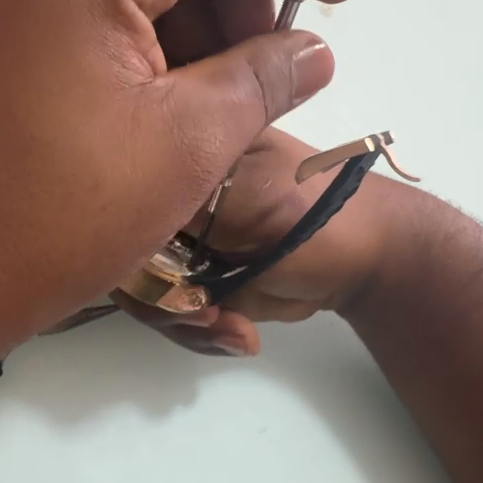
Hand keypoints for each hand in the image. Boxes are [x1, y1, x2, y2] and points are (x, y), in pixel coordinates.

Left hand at [0, 0, 365, 361]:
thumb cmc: (57, 220)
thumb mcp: (186, 147)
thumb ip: (261, 78)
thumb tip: (310, 48)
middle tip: (279, 42)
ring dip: (194, 4)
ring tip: (230, 81)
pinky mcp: (1, 41)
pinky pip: (90, 5)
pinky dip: (145, 31)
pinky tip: (175, 90)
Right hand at [118, 128, 414, 357]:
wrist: (365, 258)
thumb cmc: (311, 209)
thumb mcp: (240, 192)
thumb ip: (176, 195)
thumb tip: (117, 217)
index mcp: (175, 145)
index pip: (117, 191)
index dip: (126, 237)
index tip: (166, 270)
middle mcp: (164, 193)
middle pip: (120, 250)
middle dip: (158, 295)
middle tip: (205, 312)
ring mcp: (175, 240)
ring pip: (140, 291)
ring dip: (184, 321)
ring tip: (233, 330)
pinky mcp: (191, 280)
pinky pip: (170, 316)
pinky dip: (200, 334)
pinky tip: (240, 337)